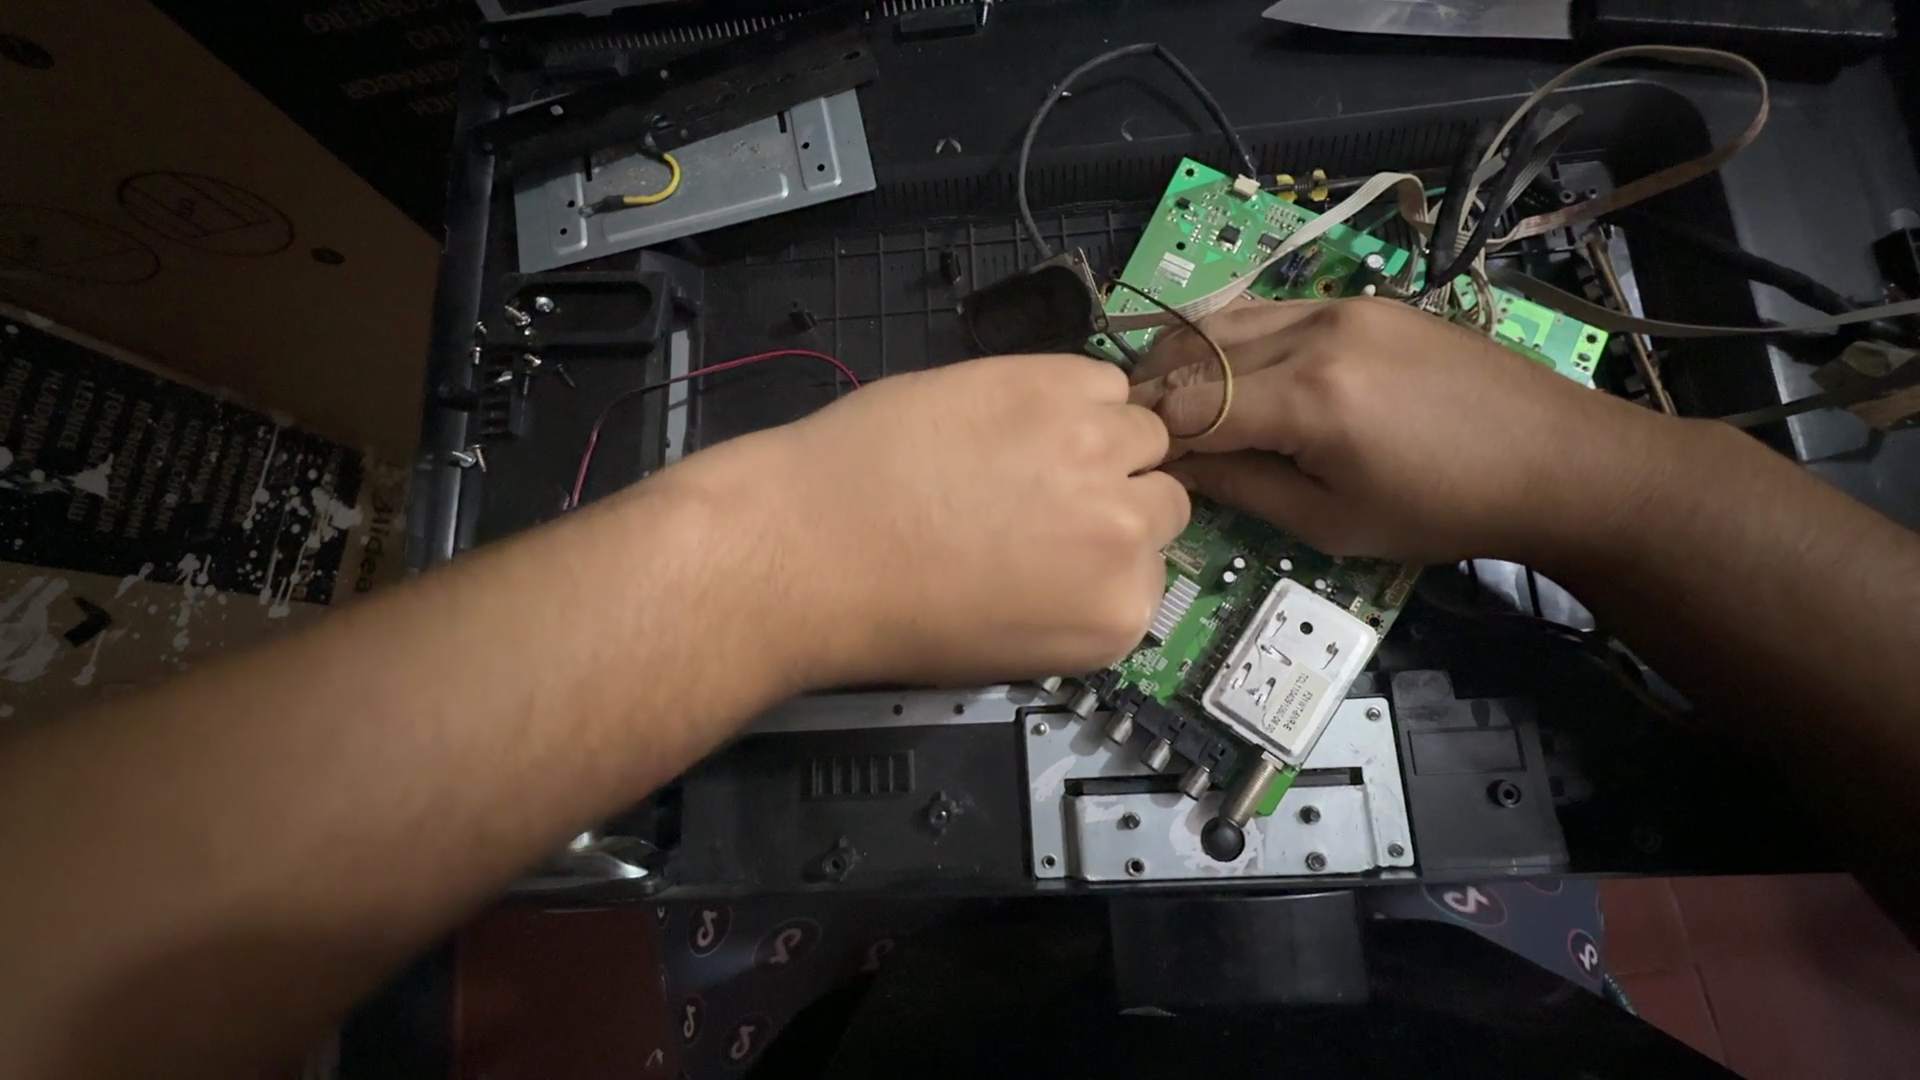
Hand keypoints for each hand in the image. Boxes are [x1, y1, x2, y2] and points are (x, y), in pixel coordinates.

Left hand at [670, 354, 1188, 686]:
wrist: (810, 550)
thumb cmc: (893, 612)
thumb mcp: (1011, 643)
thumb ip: (1078, 596)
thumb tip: (1097, 552)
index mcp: (1115, 613)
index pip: (1157, 564)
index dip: (1110, 548)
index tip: (1073, 539)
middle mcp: (1126, 532)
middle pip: (1162, 495)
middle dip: (1114, 494)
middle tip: (1051, 492)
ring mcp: (1093, 448)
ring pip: (1138, 429)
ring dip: (1099, 437)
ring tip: (1029, 447)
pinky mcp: (1049, 383)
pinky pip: (1097, 378)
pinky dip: (1068, 393)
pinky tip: (1013, 413)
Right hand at [1128, 296, 1683, 563]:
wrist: (1558, 461)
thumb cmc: (1440, 510)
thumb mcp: (1328, 522)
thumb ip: (1240, 486)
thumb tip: (1174, 467)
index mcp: (1309, 398)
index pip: (1189, 406)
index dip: (1148, 435)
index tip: (1128, 460)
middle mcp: (1315, 333)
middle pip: (1195, 351)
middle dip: (1151, 391)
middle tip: (1131, 428)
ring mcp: (1340, 306)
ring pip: (1224, 319)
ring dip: (1183, 358)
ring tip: (1165, 396)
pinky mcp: (1361, 301)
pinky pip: (1268, 312)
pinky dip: (1228, 341)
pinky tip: (1225, 371)